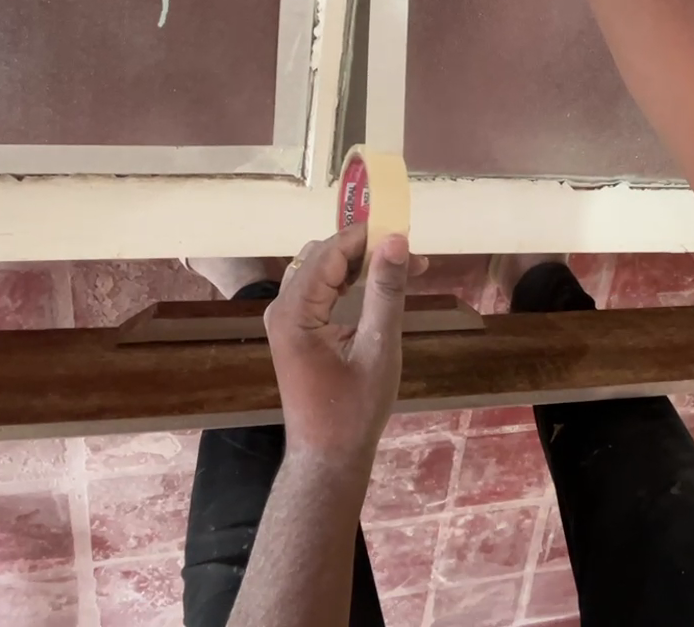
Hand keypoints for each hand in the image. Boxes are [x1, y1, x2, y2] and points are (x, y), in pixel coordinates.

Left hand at [264, 225, 424, 469]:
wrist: (328, 458)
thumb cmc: (354, 410)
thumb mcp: (378, 347)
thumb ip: (386, 291)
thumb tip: (397, 240)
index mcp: (294, 311)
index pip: (330, 252)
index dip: (367, 236)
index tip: (407, 234)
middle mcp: (282, 307)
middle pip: (324, 255)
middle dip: (367, 248)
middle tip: (412, 256)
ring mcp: (285, 317)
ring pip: (322, 267)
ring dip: (360, 262)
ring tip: (403, 267)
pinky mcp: (295, 327)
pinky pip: (320, 286)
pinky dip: (350, 279)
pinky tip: (378, 283)